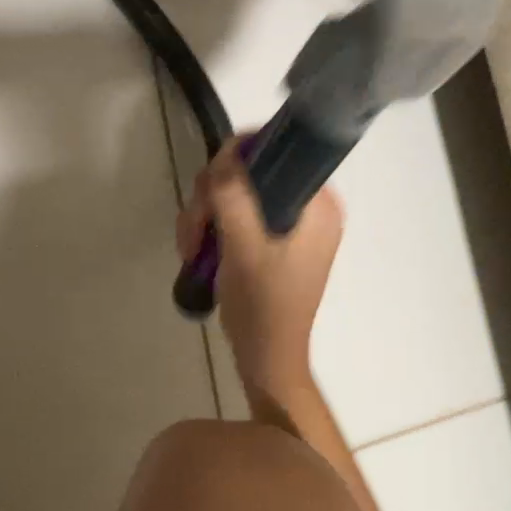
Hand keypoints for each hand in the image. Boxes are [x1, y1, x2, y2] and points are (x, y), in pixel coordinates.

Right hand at [177, 140, 344, 404]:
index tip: (210, 186)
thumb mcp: (244, 248)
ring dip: (205, 215)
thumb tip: (226, 155)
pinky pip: (234, 212)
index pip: (277, 150)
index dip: (237, 157)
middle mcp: (307, 206)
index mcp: (318, 203)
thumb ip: (234, 197)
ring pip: (234, 191)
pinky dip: (211, 227)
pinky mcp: (269, 238)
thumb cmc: (263, 306)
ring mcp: (288, 222)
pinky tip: (197, 252)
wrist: (265, 360)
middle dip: (212, 196)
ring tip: (193, 248)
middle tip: (197, 229)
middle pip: (249, 170)